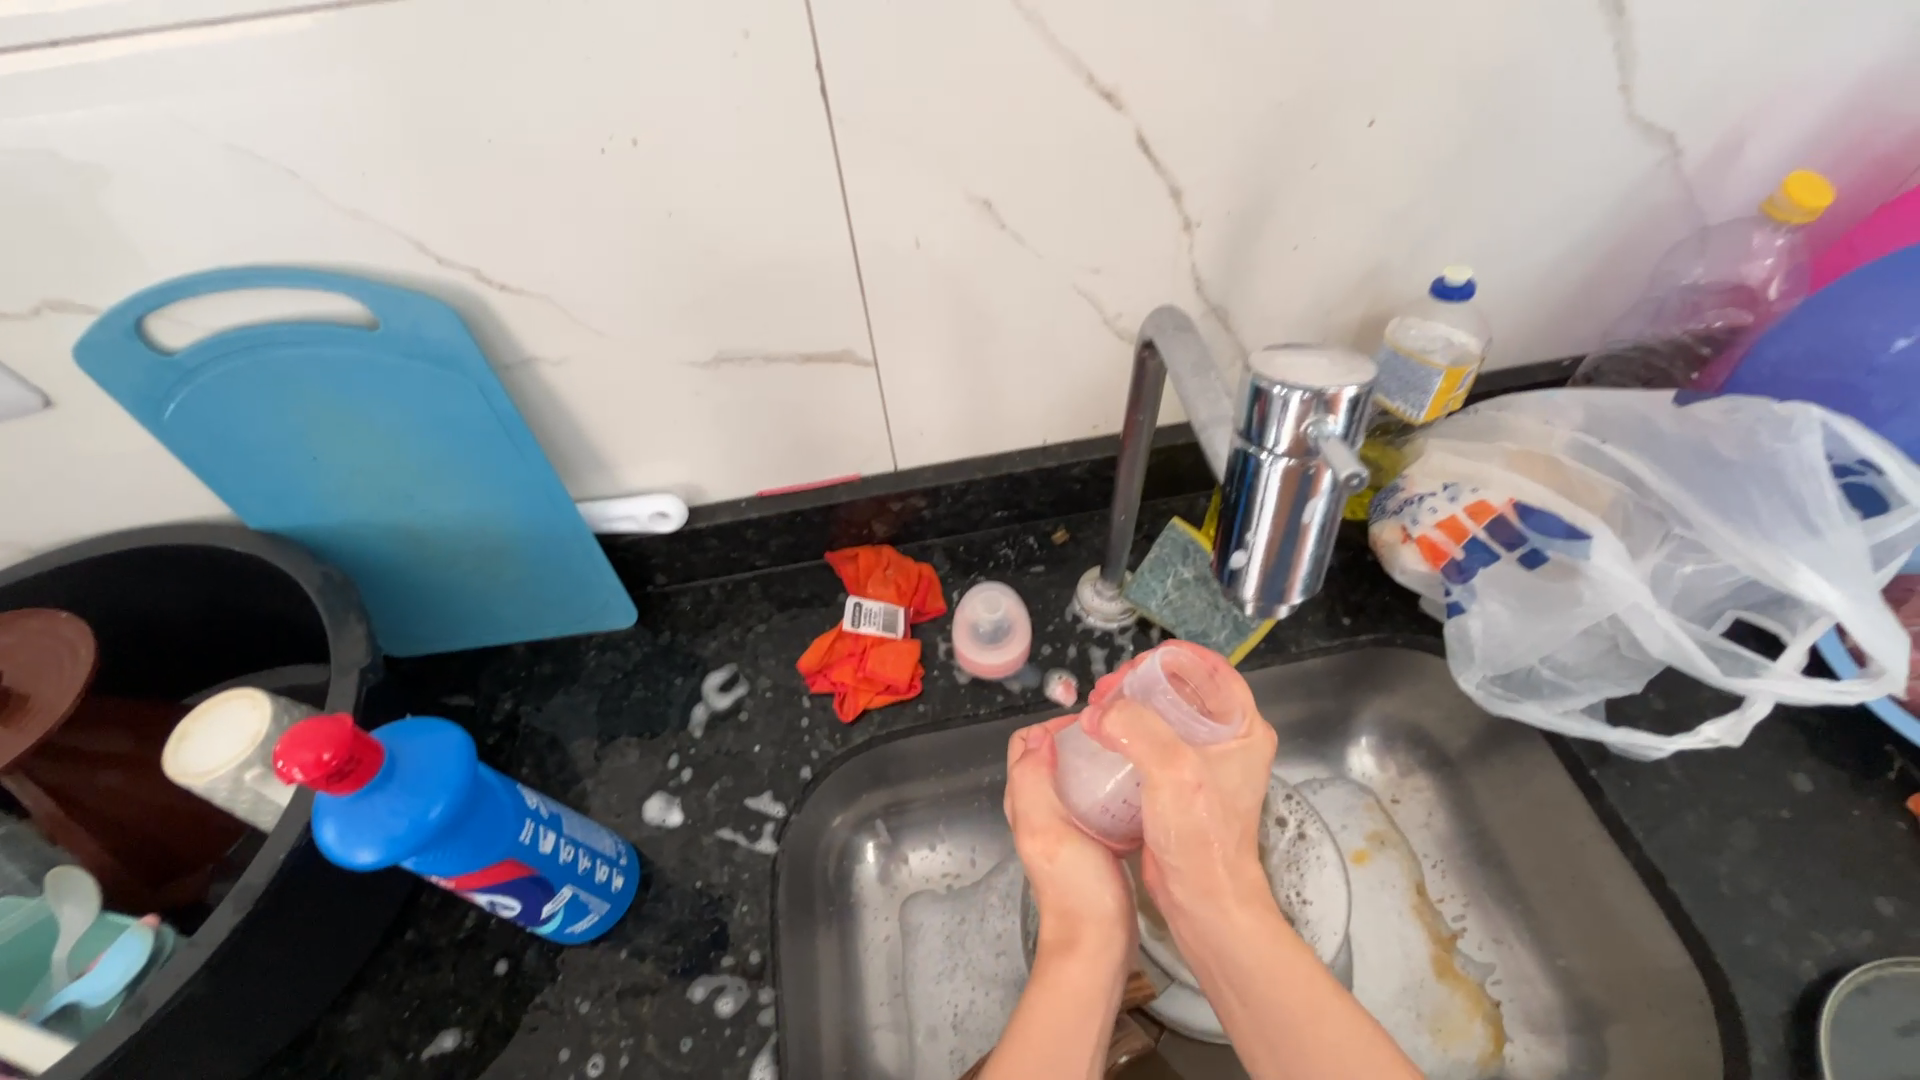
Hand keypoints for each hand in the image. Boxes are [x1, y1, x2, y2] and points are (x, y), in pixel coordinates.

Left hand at [1003, 715, 1134, 967]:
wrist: (1098, 944)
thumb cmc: (1074, 888)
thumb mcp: (1046, 828)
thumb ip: (1034, 782)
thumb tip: (1040, 736)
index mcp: (1023, 800)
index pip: (1026, 743)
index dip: (1052, 725)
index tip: (1090, 723)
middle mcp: (1039, 808)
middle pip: (1052, 755)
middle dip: (1078, 737)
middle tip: (1115, 733)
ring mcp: (1067, 825)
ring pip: (1077, 776)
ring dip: (1096, 761)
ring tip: (1128, 753)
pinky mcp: (1092, 840)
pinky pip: (1099, 801)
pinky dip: (1112, 788)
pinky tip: (1136, 787)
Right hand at [1080, 642, 1277, 937]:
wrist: (1204, 901)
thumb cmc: (1202, 838)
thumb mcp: (1173, 771)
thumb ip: (1137, 729)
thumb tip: (1100, 712)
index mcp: (1243, 730)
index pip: (1210, 671)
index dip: (1170, 661)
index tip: (1134, 666)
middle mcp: (1226, 741)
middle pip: (1180, 690)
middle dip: (1140, 682)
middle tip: (1108, 690)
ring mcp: (1201, 764)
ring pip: (1162, 715)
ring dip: (1129, 706)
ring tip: (1098, 710)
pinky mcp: (1178, 785)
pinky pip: (1149, 743)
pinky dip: (1125, 733)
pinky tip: (1101, 737)